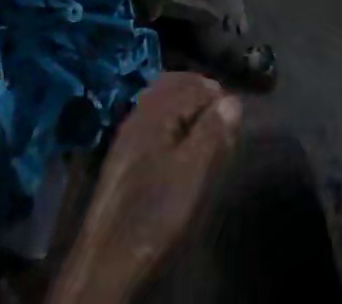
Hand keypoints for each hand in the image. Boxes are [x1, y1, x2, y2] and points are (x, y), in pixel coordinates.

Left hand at [49, 73, 241, 303]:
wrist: (107, 257)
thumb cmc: (155, 210)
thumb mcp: (192, 171)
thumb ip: (212, 131)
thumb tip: (232, 99)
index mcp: (154, 113)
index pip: (193, 86)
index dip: (217, 96)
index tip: (234, 115)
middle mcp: (138, 114)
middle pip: (172, 85)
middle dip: (199, 91)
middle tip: (221, 113)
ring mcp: (127, 134)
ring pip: (160, 100)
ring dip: (184, 103)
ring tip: (205, 125)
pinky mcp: (123, 154)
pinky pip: (152, 118)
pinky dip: (171, 118)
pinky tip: (180, 142)